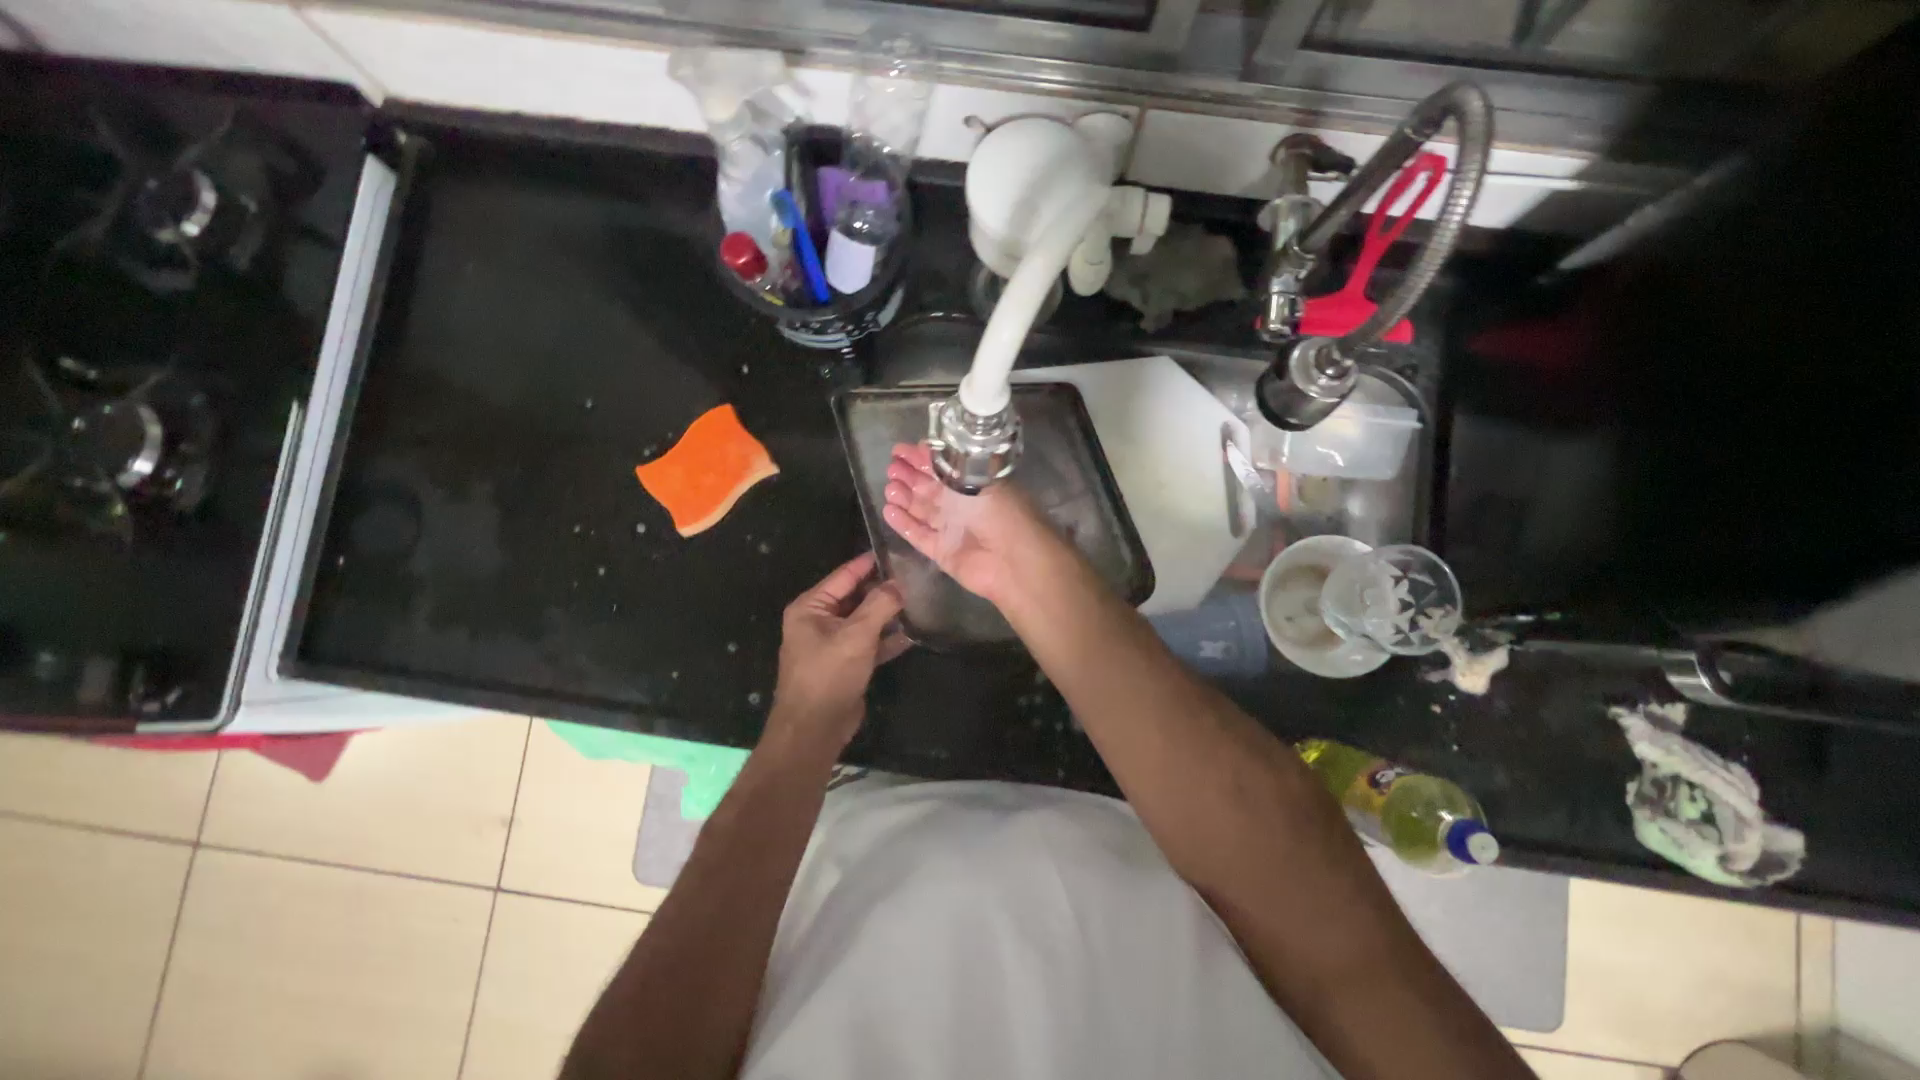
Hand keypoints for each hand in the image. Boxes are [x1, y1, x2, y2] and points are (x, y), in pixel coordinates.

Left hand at [768, 552, 907, 754]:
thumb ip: (880, 605)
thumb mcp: (856, 635)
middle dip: (883, 590)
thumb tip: (900, 583)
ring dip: (887, 615)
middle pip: (855, 597)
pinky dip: (887, 639)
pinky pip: (869, 644)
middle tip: (915, 578)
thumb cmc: (829, 674)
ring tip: (919, 601)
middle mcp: (818, 621)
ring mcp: (832, 643)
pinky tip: (912, 633)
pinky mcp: (846, 664)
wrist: (815, 728)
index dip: (869, 564)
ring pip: (864, 621)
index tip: (897, 552)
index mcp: (810, 607)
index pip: (844, 576)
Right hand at [879, 442, 1062, 605]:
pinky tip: (889, 510)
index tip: (902, 449)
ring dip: (905, 497)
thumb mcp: (976, 480)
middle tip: (891, 466)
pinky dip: (904, 523)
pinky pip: (919, 535)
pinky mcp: (942, 552)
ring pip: (922, 510)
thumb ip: (950, 468)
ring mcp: (952, 530)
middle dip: (910, 476)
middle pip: (930, 489)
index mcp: (975, 484)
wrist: (1011, 558)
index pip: (944, 468)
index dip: (923, 459)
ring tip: (889, 486)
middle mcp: (963, 506)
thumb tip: (928, 449)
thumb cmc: (999, 511)